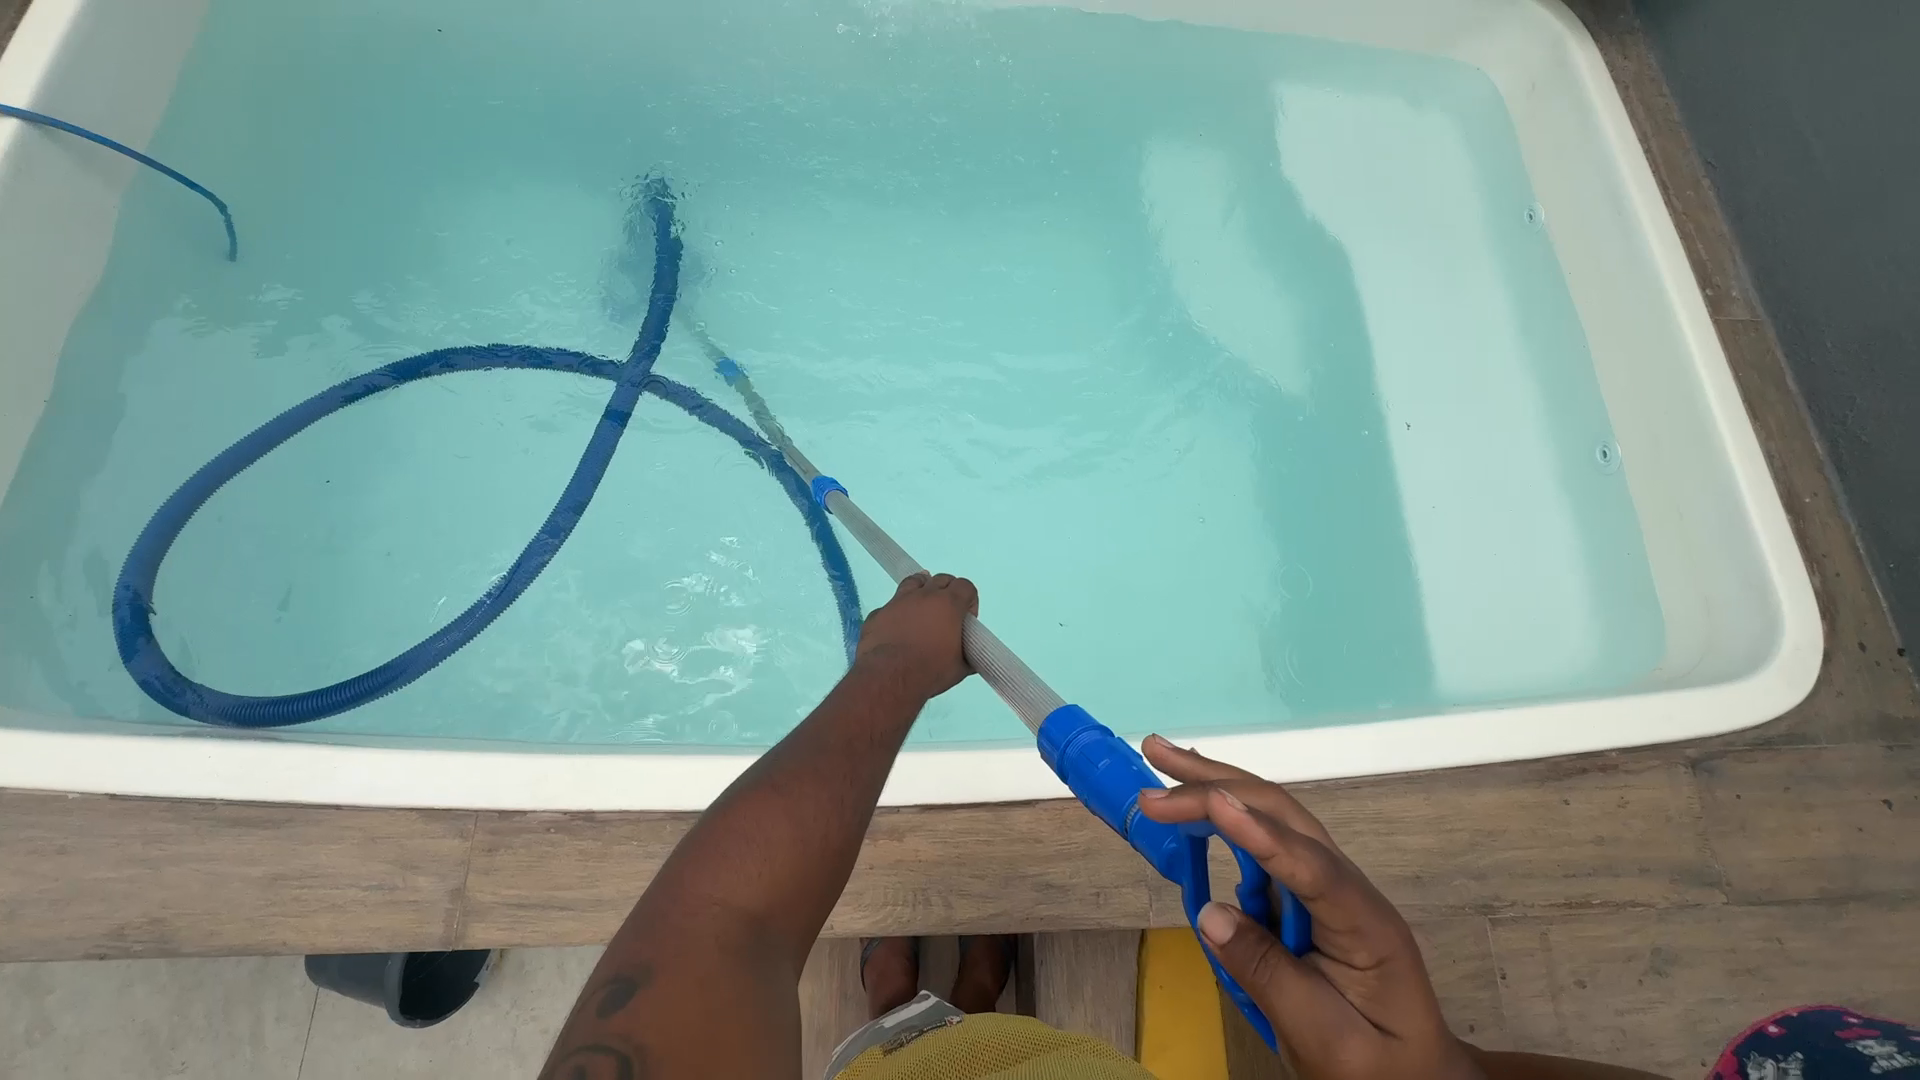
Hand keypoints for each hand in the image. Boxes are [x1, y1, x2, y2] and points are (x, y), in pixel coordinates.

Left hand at [853, 572, 976, 698]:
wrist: (889, 677)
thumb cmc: (930, 671)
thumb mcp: (960, 667)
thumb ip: (968, 655)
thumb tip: (971, 657)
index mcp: (949, 604)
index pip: (965, 586)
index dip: (969, 601)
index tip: (965, 619)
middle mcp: (924, 595)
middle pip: (941, 579)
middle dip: (947, 592)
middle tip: (946, 614)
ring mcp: (898, 601)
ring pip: (914, 582)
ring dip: (921, 590)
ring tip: (922, 608)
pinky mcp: (878, 613)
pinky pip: (890, 606)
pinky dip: (896, 613)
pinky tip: (897, 629)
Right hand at [1136, 736, 1483, 1079]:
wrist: (1413, 1078)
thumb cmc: (1375, 1066)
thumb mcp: (1325, 1039)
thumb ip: (1268, 975)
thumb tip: (1210, 914)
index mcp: (1363, 921)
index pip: (1311, 866)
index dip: (1262, 833)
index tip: (1215, 805)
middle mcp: (1344, 882)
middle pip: (1282, 813)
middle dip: (1217, 784)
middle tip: (1154, 762)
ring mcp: (1321, 879)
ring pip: (1267, 811)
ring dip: (1213, 782)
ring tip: (1159, 754)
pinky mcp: (1299, 886)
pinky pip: (1256, 837)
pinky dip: (1217, 811)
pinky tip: (1189, 795)